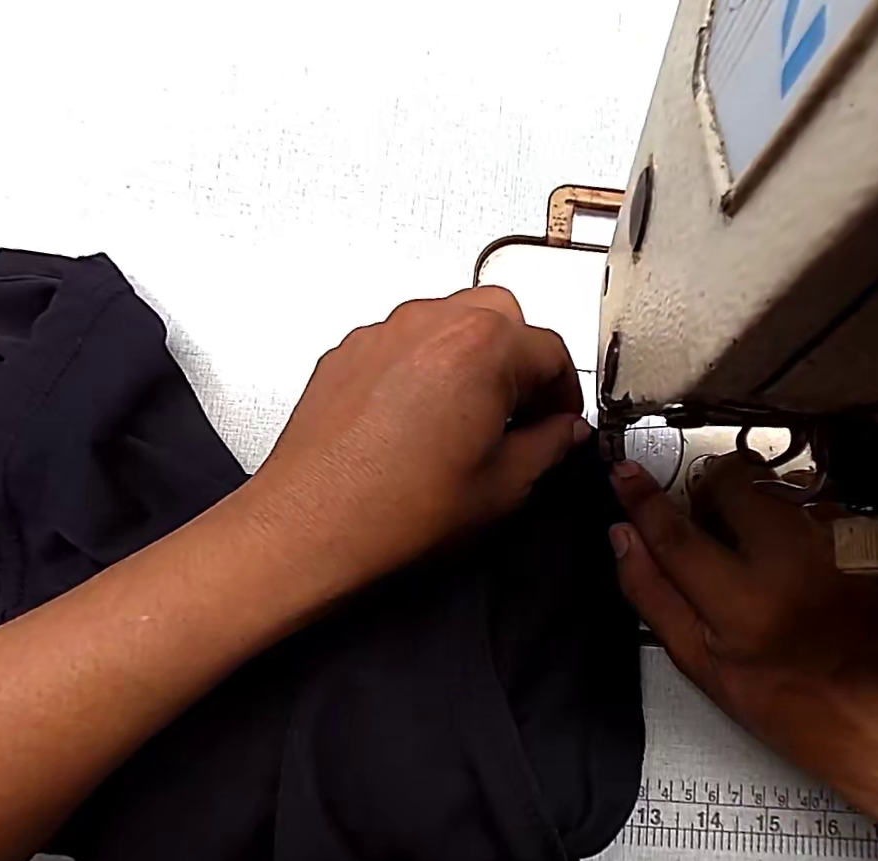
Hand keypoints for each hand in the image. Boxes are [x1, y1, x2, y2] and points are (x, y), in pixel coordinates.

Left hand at [251, 286, 588, 585]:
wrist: (312, 525)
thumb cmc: (391, 510)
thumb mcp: (501, 487)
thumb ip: (547, 447)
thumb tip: (560, 432)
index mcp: (481, 348)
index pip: (550, 350)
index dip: (565, 390)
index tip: (561, 416)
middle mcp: (430, 325)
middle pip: (502, 318)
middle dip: (521, 362)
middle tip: (522, 411)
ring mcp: (384, 333)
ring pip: (450, 322)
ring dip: (473, 358)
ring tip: (469, 417)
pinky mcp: (350, 351)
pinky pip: (405, 342)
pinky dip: (426, 367)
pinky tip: (421, 418)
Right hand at [607, 452, 877, 797]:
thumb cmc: (788, 704)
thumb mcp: (702, 664)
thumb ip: (653, 595)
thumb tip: (623, 538)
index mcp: (743, 604)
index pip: (676, 533)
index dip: (641, 498)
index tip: (624, 472)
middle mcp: (796, 561)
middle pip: (732, 481)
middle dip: (710, 489)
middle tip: (711, 524)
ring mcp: (843, 543)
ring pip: (778, 484)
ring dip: (758, 505)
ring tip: (767, 555)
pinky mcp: (876, 538)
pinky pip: (822, 501)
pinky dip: (801, 519)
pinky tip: (807, 562)